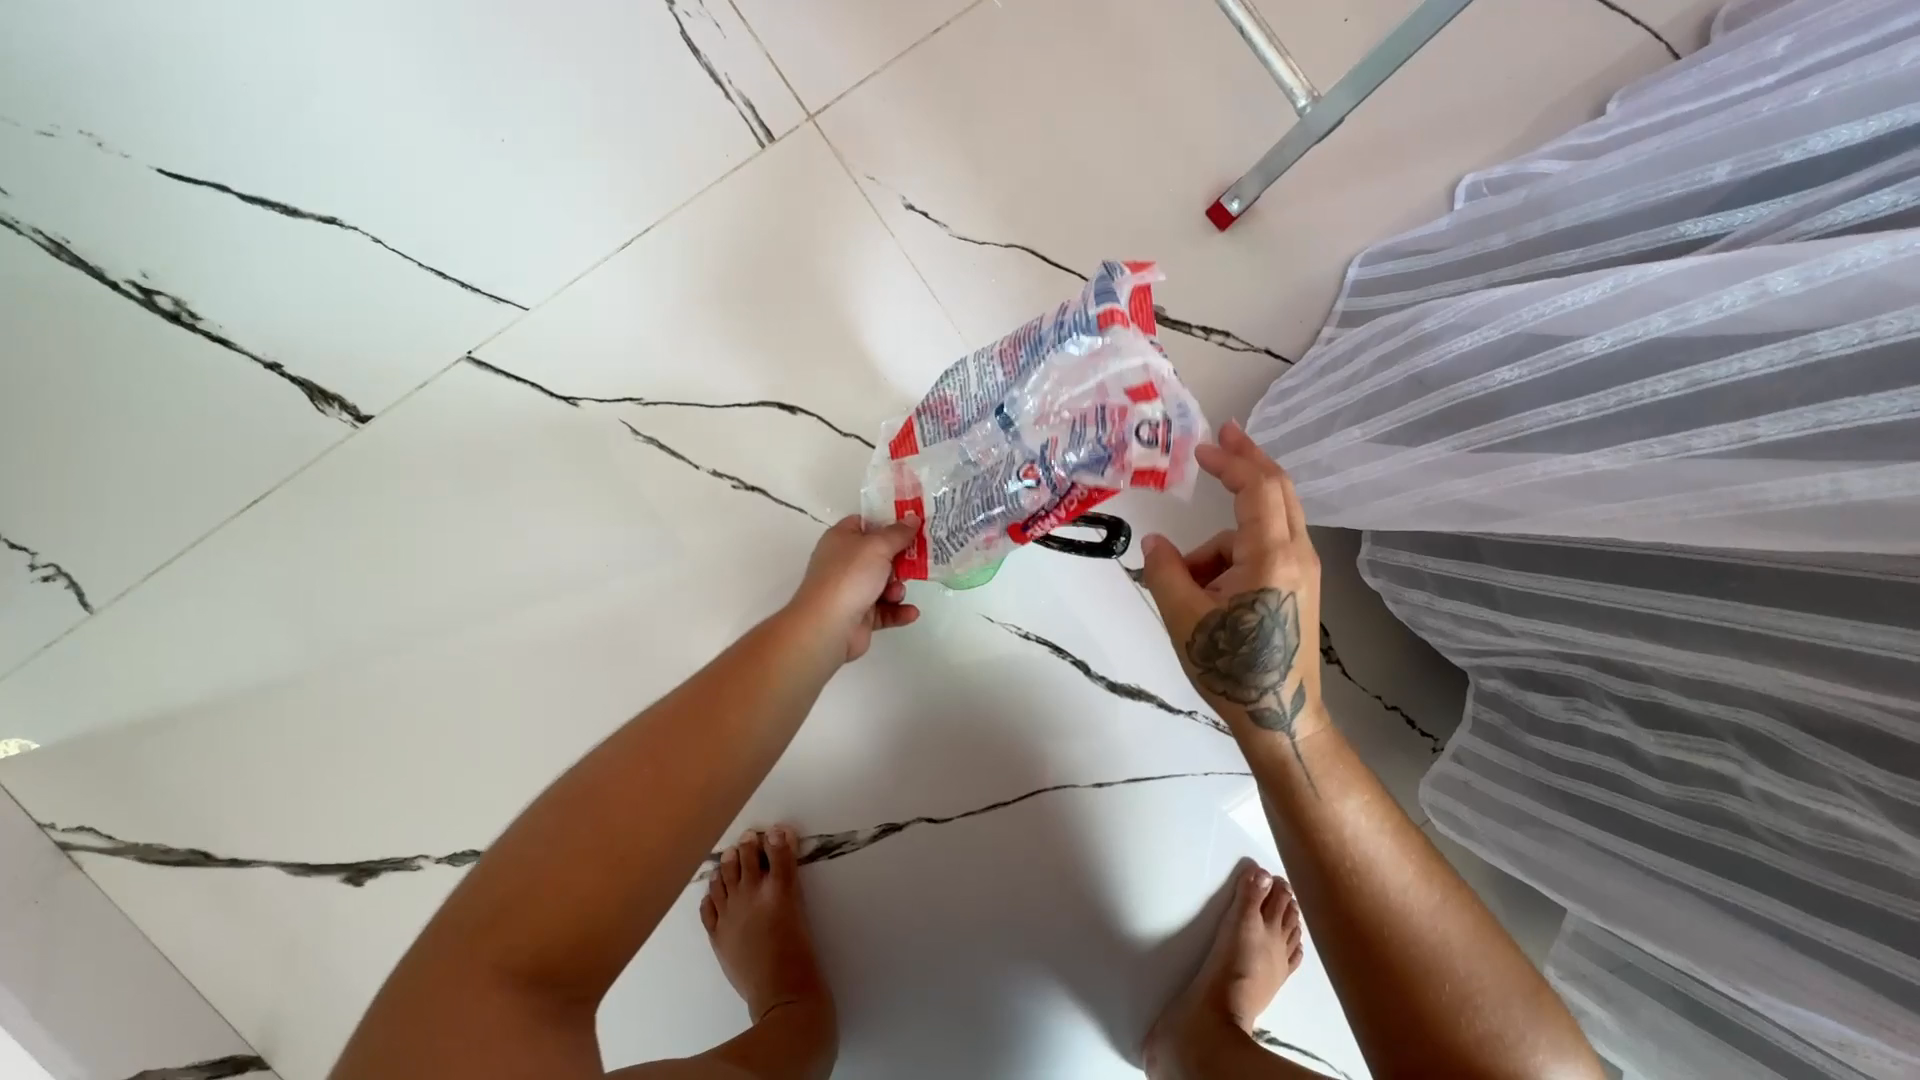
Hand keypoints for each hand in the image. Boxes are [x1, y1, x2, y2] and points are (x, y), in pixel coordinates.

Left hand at [788, 515, 921, 662]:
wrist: (828, 625)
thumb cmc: (850, 576)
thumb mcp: (877, 546)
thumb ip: (898, 533)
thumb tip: (913, 518)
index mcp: (841, 539)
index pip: (865, 524)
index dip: (887, 522)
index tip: (912, 524)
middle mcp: (844, 563)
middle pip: (879, 555)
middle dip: (900, 560)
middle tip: (919, 560)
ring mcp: (851, 590)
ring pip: (883, 584)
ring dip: (897, 589)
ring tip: (896, 594)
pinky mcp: (859, 616)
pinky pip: (885, 610)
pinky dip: (898, 611)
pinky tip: (911, 613)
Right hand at [1141, 422, 1327, 755]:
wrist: (1280, 717)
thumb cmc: (1231, 668)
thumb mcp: (1183, 617)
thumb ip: (1165, 569)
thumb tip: (1155, 541)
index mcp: (1272, 554)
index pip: (1257, 487)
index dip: (1229, 460)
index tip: (1201, 446)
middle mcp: (1297, 553)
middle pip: (1277, 490)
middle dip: (1247, 461)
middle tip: (1222, 436)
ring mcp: (1303, 571)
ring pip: (1263, 527)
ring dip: (1222, 538)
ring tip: (1186, 585)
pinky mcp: (1299, 588)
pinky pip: (1264, 551)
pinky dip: (1232, 557)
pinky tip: (1207, 595)